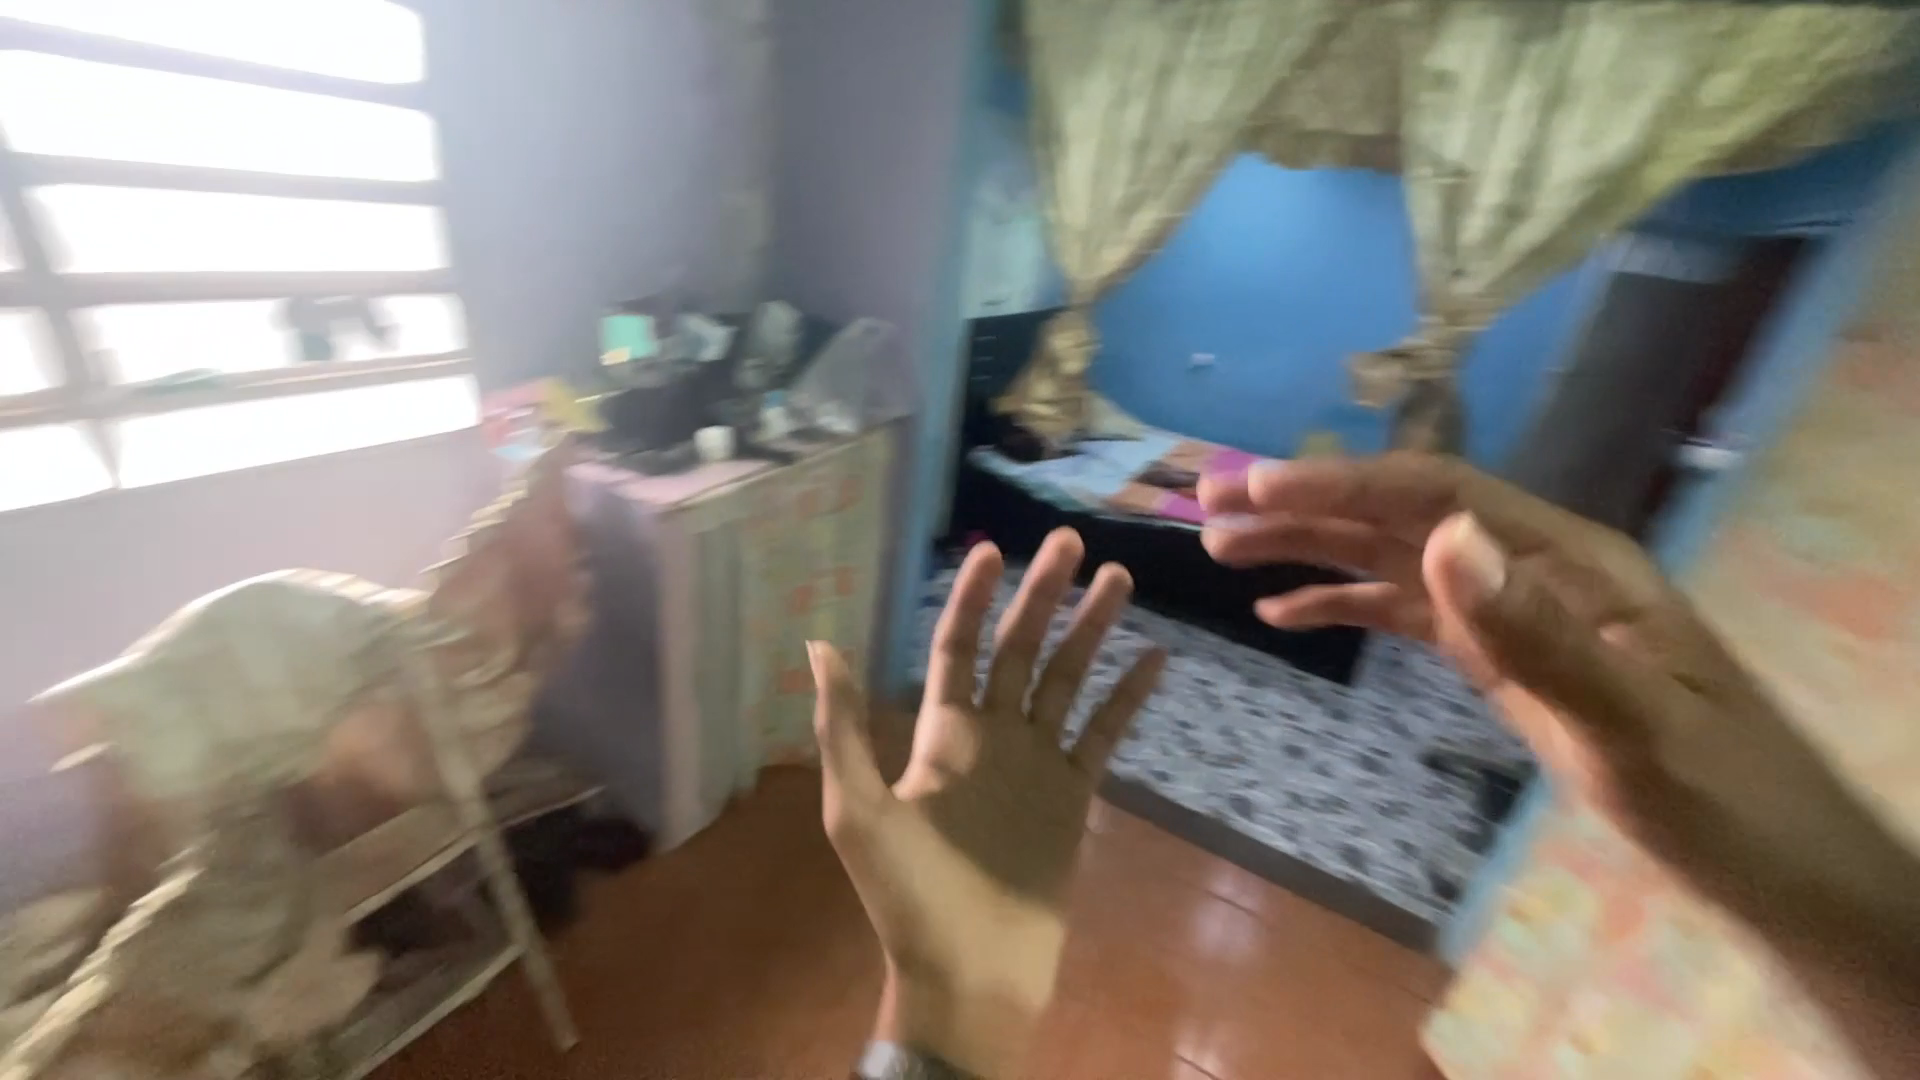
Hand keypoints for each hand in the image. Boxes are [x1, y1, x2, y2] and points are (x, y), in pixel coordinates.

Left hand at [810, 529, 1163, 1076]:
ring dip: (1092, 629)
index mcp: (943, 731)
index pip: (958, 645)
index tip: (992, 550)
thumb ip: (843, 727)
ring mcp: (1037, 760)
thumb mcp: (859, 809)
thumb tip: (819, 643)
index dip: (972, 598)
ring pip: (1068, 678)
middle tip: (1071, 543)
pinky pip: (1105, 733)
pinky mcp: (1074, 794)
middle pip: (1021, 647)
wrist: (967, 972)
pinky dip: (1128, 697)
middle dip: (1044, 595)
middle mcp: (993, 732)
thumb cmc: (907, 894)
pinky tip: (1154, 658)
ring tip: (1118, 580)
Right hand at [1199, 454, 1916, 942]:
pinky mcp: (1481, 646)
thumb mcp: (1630, 721)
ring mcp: (1497, 605)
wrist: (1765, 857)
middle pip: (1391, 516)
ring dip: (1301, 546)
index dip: (1341, 483)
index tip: (1257, 488)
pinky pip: (1393, 611)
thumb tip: (1445, 538)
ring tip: (1222, 547)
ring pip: (1380, 558)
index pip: (1432, 494)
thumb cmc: (1712, 791)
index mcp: (1560, 558)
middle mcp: (1518, 564)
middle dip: (1298, 503)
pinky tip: (1280, 611)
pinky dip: (1334, 604)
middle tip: (1212, 499)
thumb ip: (1536, 629)